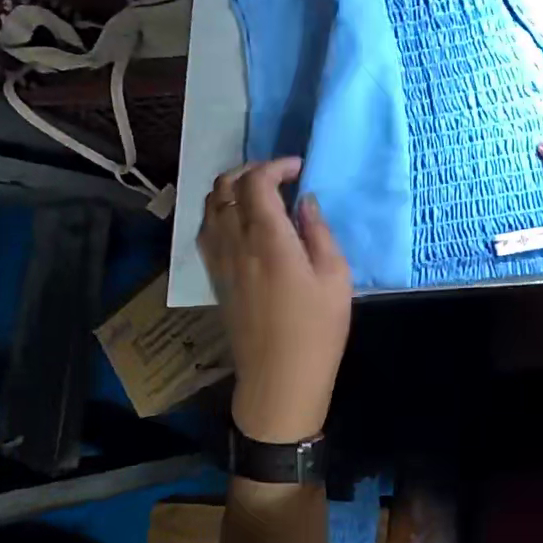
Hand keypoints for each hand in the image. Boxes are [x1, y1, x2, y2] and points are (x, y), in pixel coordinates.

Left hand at [201, 158, 352, 443]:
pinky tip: (242, 222)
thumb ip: (319, 232)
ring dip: (232, 188)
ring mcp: (219, 260)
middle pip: (225, 186)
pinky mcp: (214, 276)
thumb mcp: (336, 277)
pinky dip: (220, 211)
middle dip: (251, 171)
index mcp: (268, 239)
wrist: (280, 377)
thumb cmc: (318, 327)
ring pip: (210, 205)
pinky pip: (206, 229)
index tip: (299, 169)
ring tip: (261, 195)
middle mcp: (235, 242)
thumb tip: (305, 203)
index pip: (257, 182)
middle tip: (280, 178)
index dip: (276, 166)